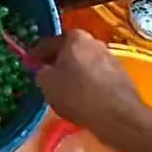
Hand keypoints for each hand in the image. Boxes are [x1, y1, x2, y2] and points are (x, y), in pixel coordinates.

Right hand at [33, 31, 151, 143]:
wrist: (117, 115)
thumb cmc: (78, 94)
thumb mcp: (47, 84)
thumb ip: (41, 72)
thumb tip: (44, 70)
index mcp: (74, 37)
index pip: (49, 43)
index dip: (38, 56)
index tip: (31, 66)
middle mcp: (93, 40)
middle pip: (69, 51)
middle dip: (59, 63)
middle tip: (49, 80)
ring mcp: (109, 56)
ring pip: (84, 63)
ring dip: (76, 74)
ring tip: (68, 94)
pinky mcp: (120, 73)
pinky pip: (97, 76)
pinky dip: (89, 84)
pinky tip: (86, 100)